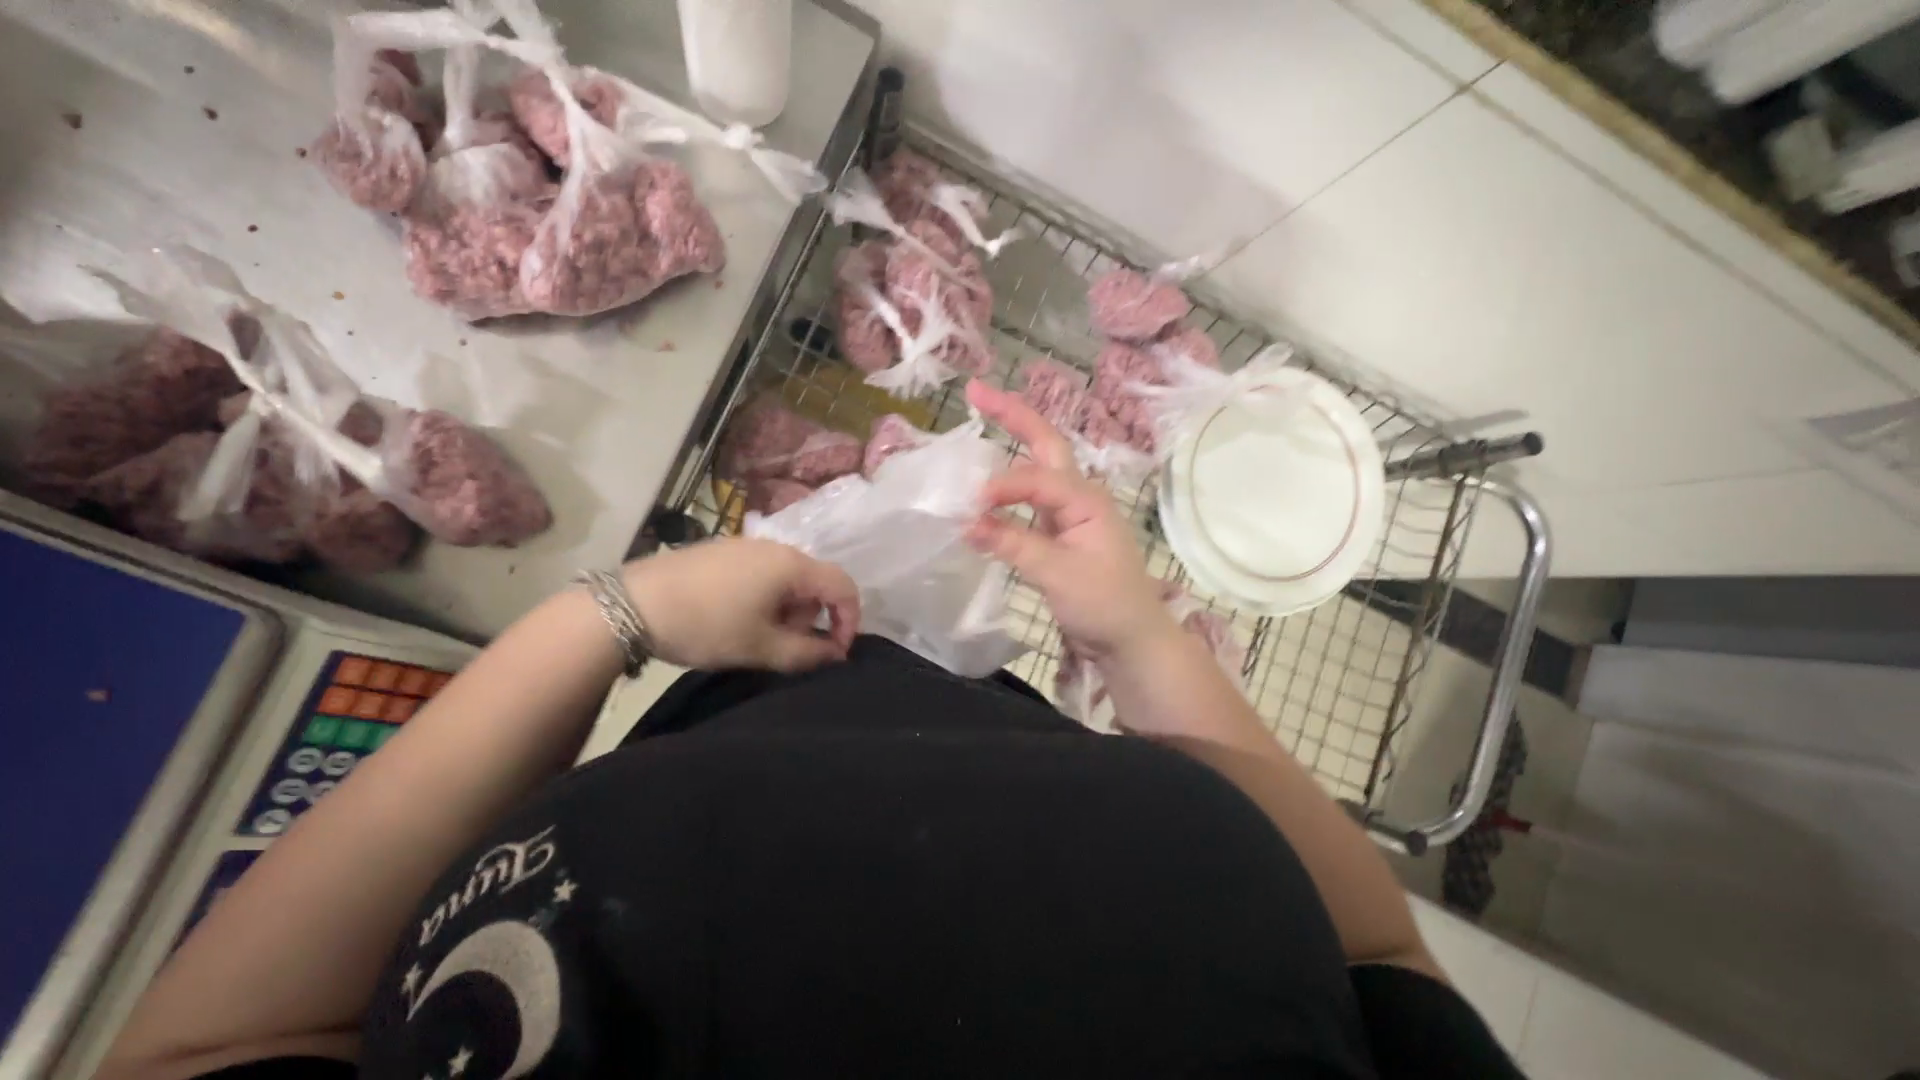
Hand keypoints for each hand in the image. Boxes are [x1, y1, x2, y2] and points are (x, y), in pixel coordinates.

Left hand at [621, 538, 860, 672]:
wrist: (632, 605)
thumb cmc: (707, 626)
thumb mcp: (761, 648)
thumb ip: (808, 653)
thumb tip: (836, 653)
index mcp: (790, 565)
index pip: (843, 586)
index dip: (850, 620)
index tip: (836, 653)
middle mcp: (772, 546)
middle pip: (813, 582)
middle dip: (810, 618)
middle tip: (783, 648)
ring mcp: (743, 545)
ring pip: (784, 579)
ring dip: (784, 610)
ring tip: (753, 636)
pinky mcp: (718, 551)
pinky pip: (758, 573)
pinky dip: (761, 598)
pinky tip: (731, 619)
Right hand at [963, 380, 1180, 660]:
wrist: (1131, 639)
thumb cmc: (1105, 604)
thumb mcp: (1059, 575)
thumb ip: (1014, 545)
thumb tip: (967, 523)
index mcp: (1085, 499)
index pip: (1036, 479)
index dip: (1001, 486)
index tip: (971, 505)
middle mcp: (1077, 496)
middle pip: (1044, 444)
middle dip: (1012, 414)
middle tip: (975, 390)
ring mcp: (1068, 512)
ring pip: (1037, 465)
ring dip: (1011, 439)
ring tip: (980, 414)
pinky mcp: (1057, 532)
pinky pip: (1028, 498)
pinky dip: (1006, 486)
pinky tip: (985, 483)